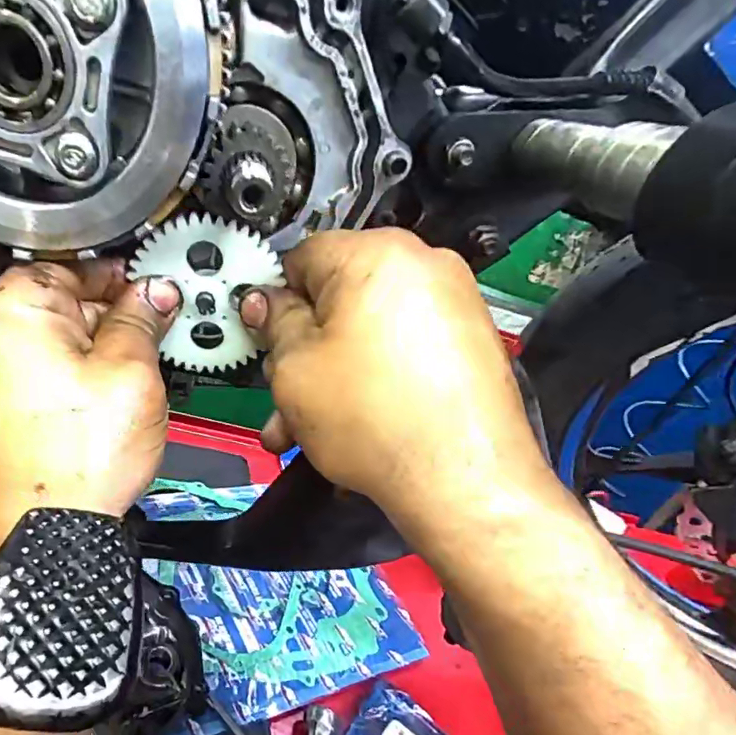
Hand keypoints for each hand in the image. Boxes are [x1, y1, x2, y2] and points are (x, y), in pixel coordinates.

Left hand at [0, 260, 181, 555]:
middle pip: (62, 299)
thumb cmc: (80, 456)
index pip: (76, 265)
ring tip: (134, 372)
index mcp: (12, 309)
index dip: (123, 275)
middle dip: (112, 313)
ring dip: (97, 345)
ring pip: (55, 336)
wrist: (49, 526)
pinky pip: (42, 366)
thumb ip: (143, 318)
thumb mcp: (131, 370)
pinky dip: (76, 370)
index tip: (153, 288)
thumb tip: (154, 292)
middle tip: (154, 333)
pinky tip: (108, 393)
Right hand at [239, 229, 557, 528]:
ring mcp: (454, 308)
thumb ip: (275, 326)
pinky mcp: (470, 346)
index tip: (265, 333)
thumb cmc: (387, 424)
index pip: (303, 257)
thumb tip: (270, 306)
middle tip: (286, 391)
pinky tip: (355, 426)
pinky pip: (404, 354)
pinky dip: (376, 383)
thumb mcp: (296, 370)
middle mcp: (425, 269)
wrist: (465, 480)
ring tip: (311, 428)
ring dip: (333, 378)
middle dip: (304, 351)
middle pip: (339, 301)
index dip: (274, 299)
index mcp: (378, 254)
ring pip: (369, 335)